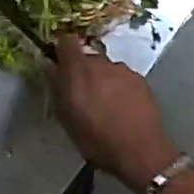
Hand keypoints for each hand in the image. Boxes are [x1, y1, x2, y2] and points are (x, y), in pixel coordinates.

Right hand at [51, 34, 182, 187]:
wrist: (140, 152)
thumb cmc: (96, 139)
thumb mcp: (66, 118)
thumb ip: (58, 88)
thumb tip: (53, 69)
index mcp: (78, 69)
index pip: (66, 41)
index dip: (64, 50)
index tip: (62, 65)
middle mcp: (100, 62)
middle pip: (88, 57)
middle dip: (85, 72)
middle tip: (86, 95)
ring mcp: (123, 70)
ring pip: (107, 69)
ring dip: (104, 81)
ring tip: (108, 106)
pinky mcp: (141, 80)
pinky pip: (124, 78)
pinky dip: (121, 88)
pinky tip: (125, 109)